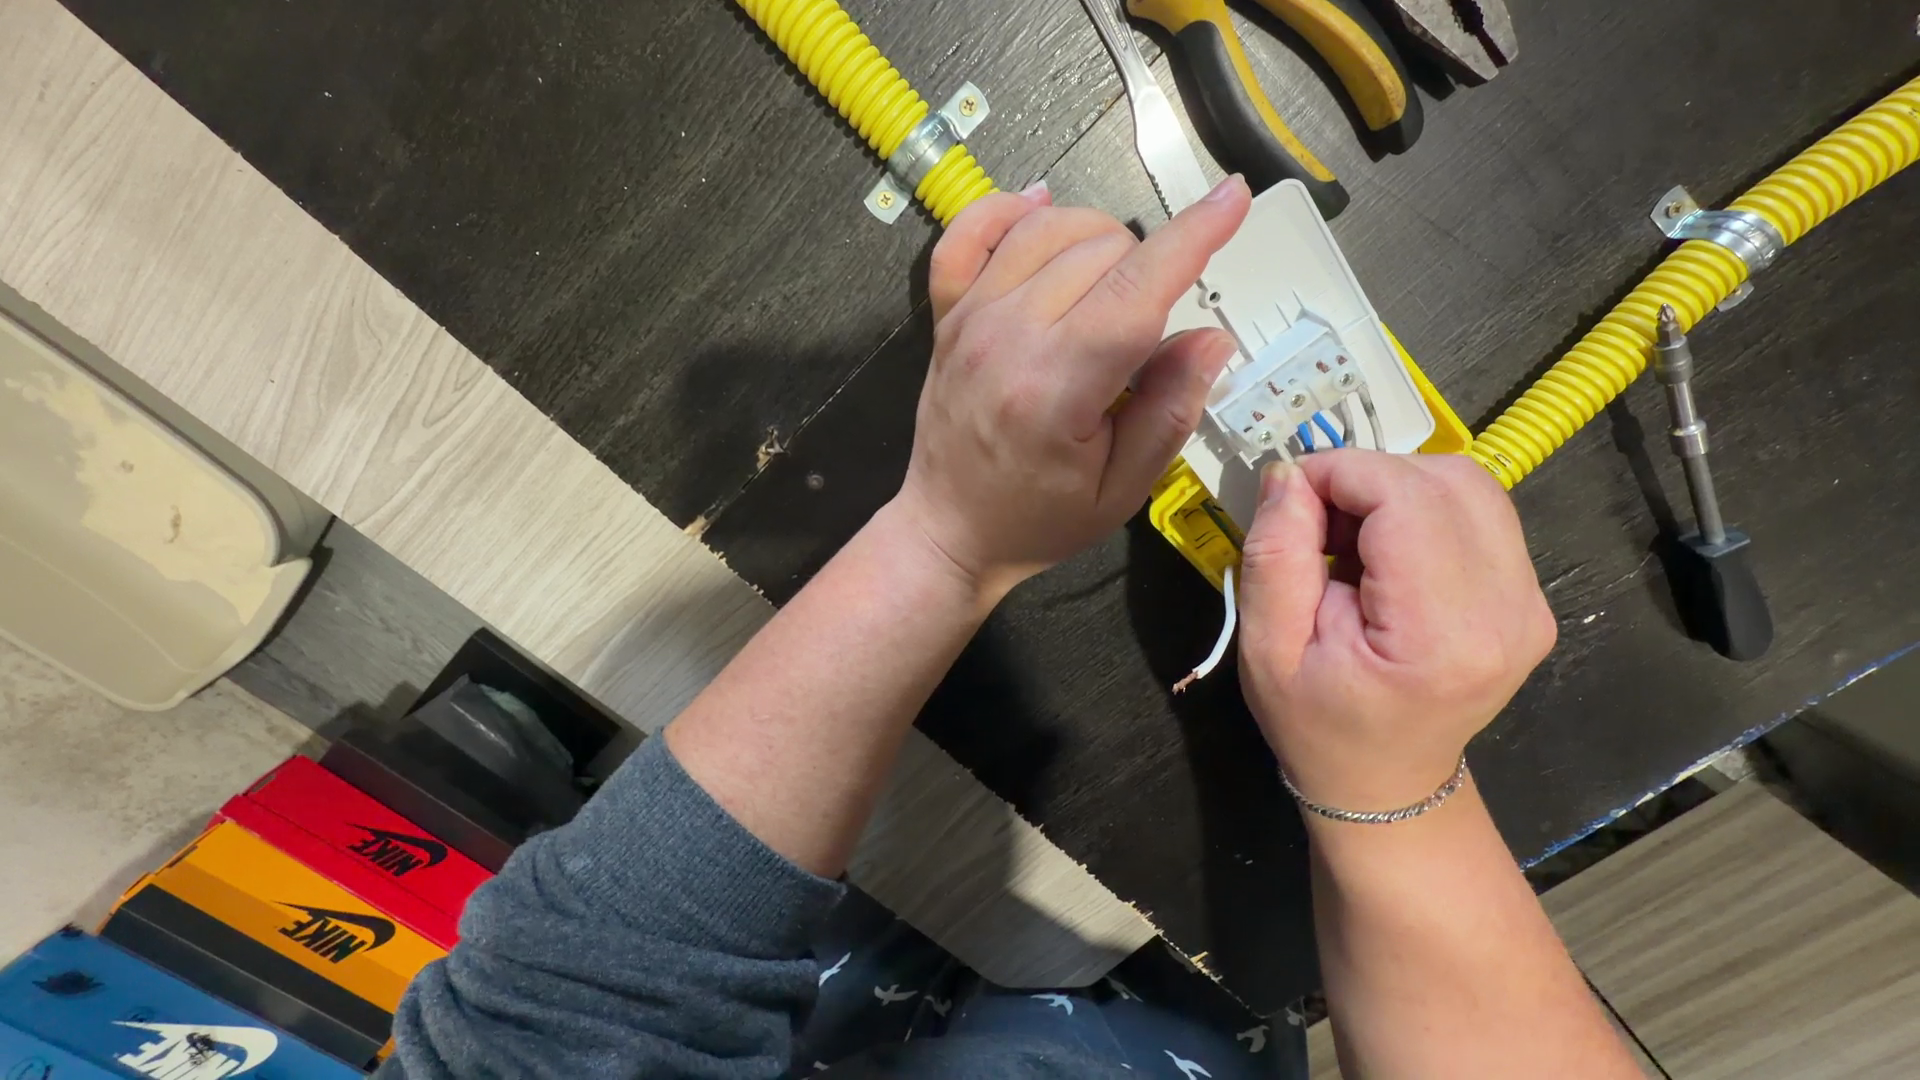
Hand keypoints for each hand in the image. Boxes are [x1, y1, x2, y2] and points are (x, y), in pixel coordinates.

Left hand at [887, 177, 1252, 599]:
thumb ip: (1170, 411)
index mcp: (1056, 387)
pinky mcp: (946, 316)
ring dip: (1096, 238)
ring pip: (1047, 229)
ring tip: (1112, 285)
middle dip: (1147, 269)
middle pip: (1099, 251)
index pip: (1137, 289)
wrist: (949, 530)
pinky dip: (1008, 212)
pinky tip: (1039, 212)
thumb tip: (1212, 338)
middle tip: (1146, 328)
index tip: (1233, 199)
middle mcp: (1007, 337)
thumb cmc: (1038, 520)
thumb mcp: (1122, 490)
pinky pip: (968, 234)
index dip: (1193, 238)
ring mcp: (969, 319)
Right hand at [1236, 451, 1556, 813]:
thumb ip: (1275, 555)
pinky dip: (1418, 509)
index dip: (1340, 472)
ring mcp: (1529, 603)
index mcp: (1441, 633)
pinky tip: (1378, 549)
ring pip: (1468, 486)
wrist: (1385, 784)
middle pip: (1446, 480)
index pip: (1406, 496)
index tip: (1287, 495)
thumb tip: (1289, 474)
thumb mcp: (1265, 647)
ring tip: (1343, 534)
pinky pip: (1476, 514)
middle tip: (1311, 517)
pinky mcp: (1528, 597)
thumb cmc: (1315, 724)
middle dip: (1366, 476)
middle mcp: (1508, 609)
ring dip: (1393, 489)